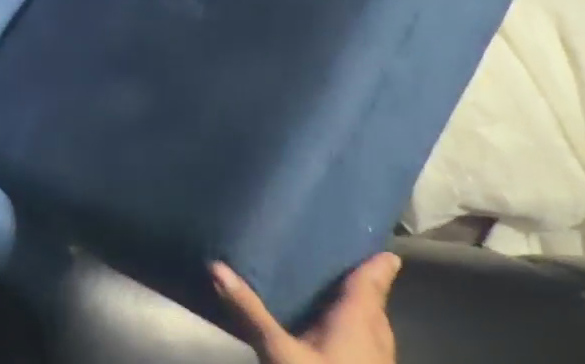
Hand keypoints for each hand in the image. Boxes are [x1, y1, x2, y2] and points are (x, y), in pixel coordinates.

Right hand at [212, 253, 400, 363]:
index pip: (370, 288)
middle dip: (366, 286)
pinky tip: (333, 332)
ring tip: (337, 290)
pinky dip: (355, 328)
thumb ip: (250, 311)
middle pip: (375, 308)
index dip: (378, 268)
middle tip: (348, 261)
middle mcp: (375, 341)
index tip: (387, 250)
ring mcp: (376, 362)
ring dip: (362, 309)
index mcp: (358, 325)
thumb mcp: (279, 352)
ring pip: (375, 328)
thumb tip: (216, 266)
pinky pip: (367, 343)